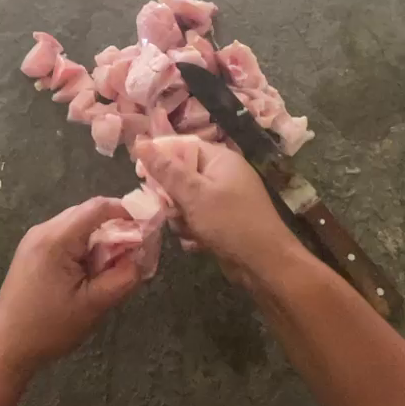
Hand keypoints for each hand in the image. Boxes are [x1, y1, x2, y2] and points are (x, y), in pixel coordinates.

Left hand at [0, 197, 145, 371]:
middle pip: (87, 212)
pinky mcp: (32, 250)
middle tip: (133, 253)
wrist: (7, 347)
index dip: (126, 212)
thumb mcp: (95, 305)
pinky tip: (90, 270)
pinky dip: (84, 245)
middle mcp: (43, 230)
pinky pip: (66, 235)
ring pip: (77, 224)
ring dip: (99, 238)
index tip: (147, 229)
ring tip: (112, 266)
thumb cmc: (50, 328)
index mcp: (56, 239)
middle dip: (114, 227)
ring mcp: (34, 239)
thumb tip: (142, 252)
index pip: (98, 207)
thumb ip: (124, 275)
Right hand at [134, 137, 303, 280]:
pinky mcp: (220, 220)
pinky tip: (195, 243)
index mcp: (219, 159)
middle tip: (170, 209)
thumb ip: (166, 170)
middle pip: (179, 175)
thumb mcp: (194, 194)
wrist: (264, 264)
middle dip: (170, 196)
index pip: (180, 146)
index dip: (159, 158)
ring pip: (183, 200)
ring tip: (188, 229)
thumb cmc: (230, 222)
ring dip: (179, 217)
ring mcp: (222, 199)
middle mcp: (221, 174)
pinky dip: (191, 229)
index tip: (140, 175)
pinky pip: (194, 218)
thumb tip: (140, 141)